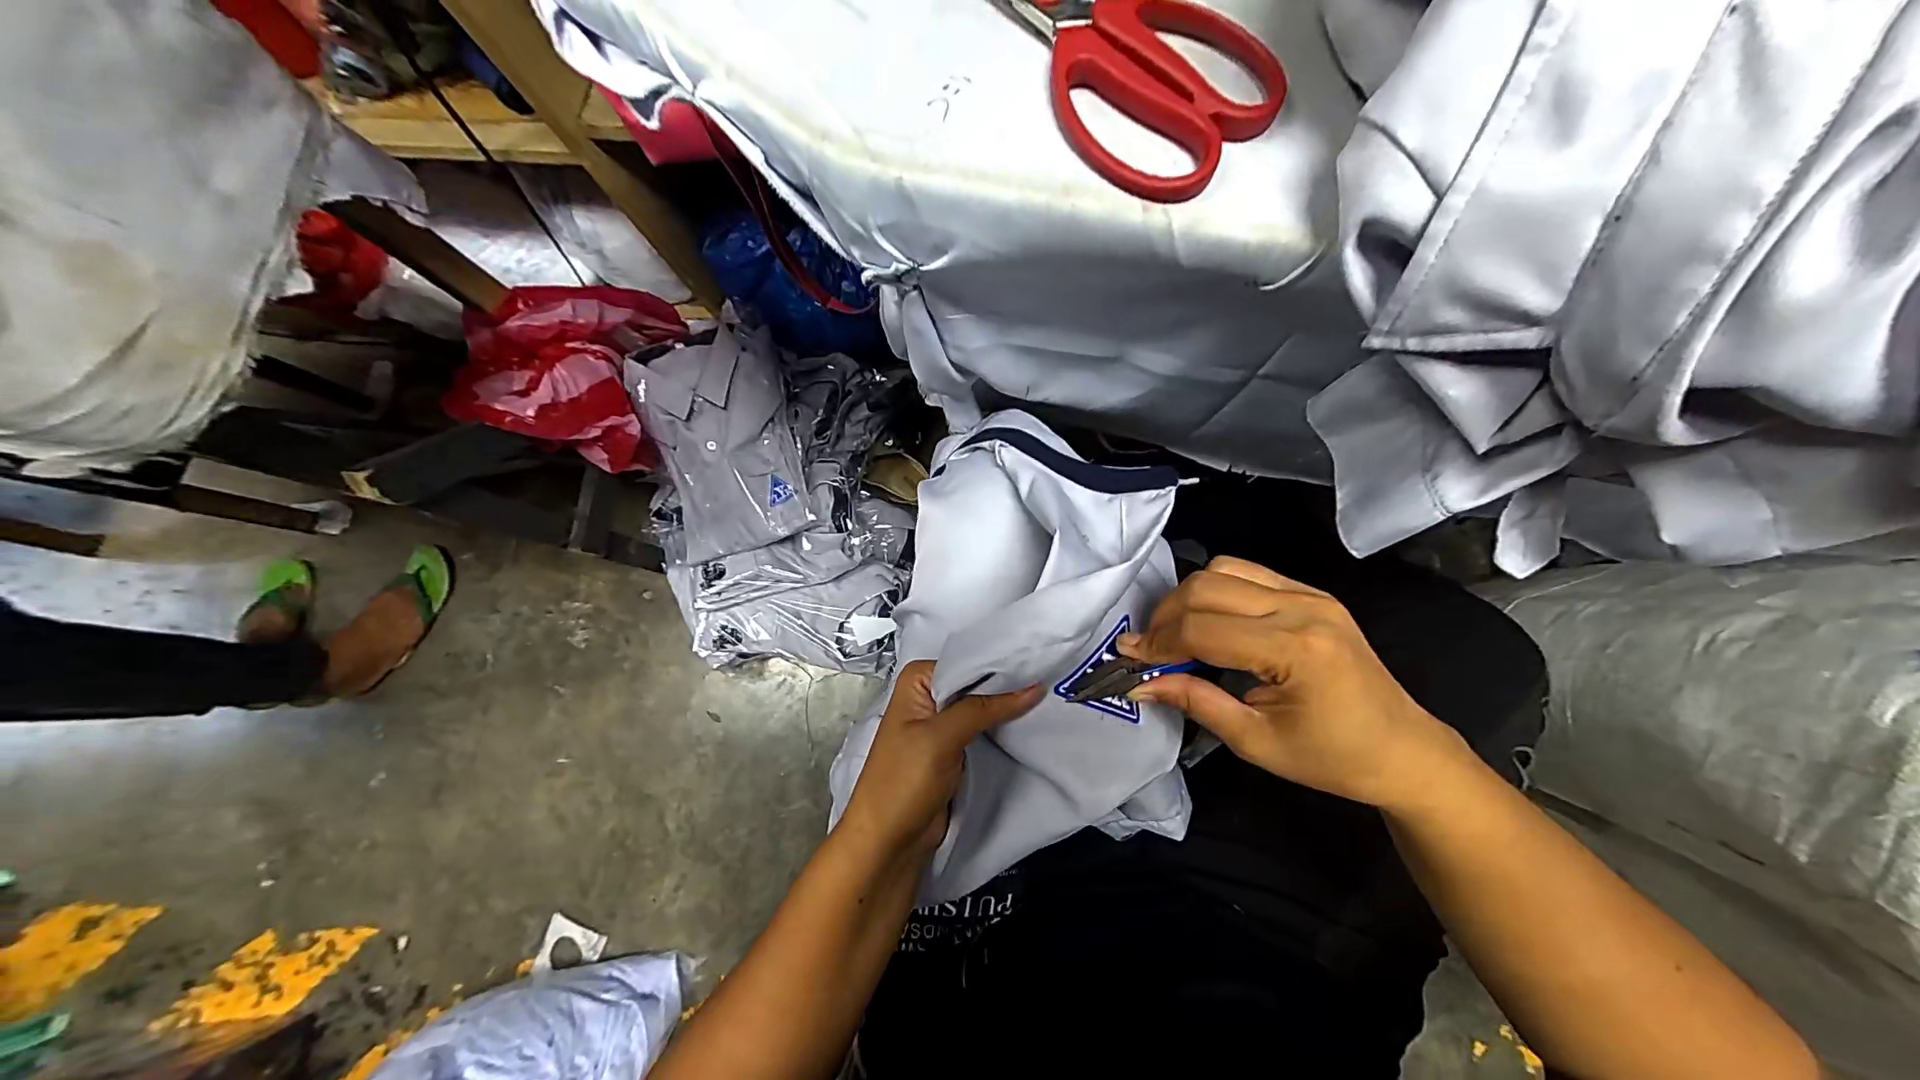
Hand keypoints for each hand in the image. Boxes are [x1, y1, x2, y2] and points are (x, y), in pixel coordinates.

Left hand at [837, 661, 1042, 857]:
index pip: (967, 660)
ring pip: (984, 708)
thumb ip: (984, 708)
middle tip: (1054, 680)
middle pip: (977, 683)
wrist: (889, 842)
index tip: (1039, 663)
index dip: (1001, 663)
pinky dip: (1004, 730)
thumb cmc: (903, 782)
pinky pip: (985, 732)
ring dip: (1010, 709)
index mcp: (918, 680)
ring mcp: (942, 725)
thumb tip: (1033, 686)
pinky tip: (1032, 725)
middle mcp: (929, 696)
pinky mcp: (955, 751)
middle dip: (1009, 685)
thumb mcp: (942, 737)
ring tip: (1051, 699)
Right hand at [1119, 556, 1472, 811]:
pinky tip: (1210, 620)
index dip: (1158, 643)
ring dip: (1188, 597)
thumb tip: (1142, 684)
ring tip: (1175, 632)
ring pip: (1224, 569)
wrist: (1403, 750)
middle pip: (1206, 587)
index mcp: (1294, 650)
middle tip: (1148, 649)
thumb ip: (1196, 702)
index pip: (1203, 629)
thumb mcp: (1255, 741)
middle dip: (1165, 616)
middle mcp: (1303, 608)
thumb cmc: (1332, 758)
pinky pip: (1248, 572)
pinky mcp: (1313, 593)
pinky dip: (1217, 590)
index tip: (1128, 659)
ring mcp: (1311, 594)